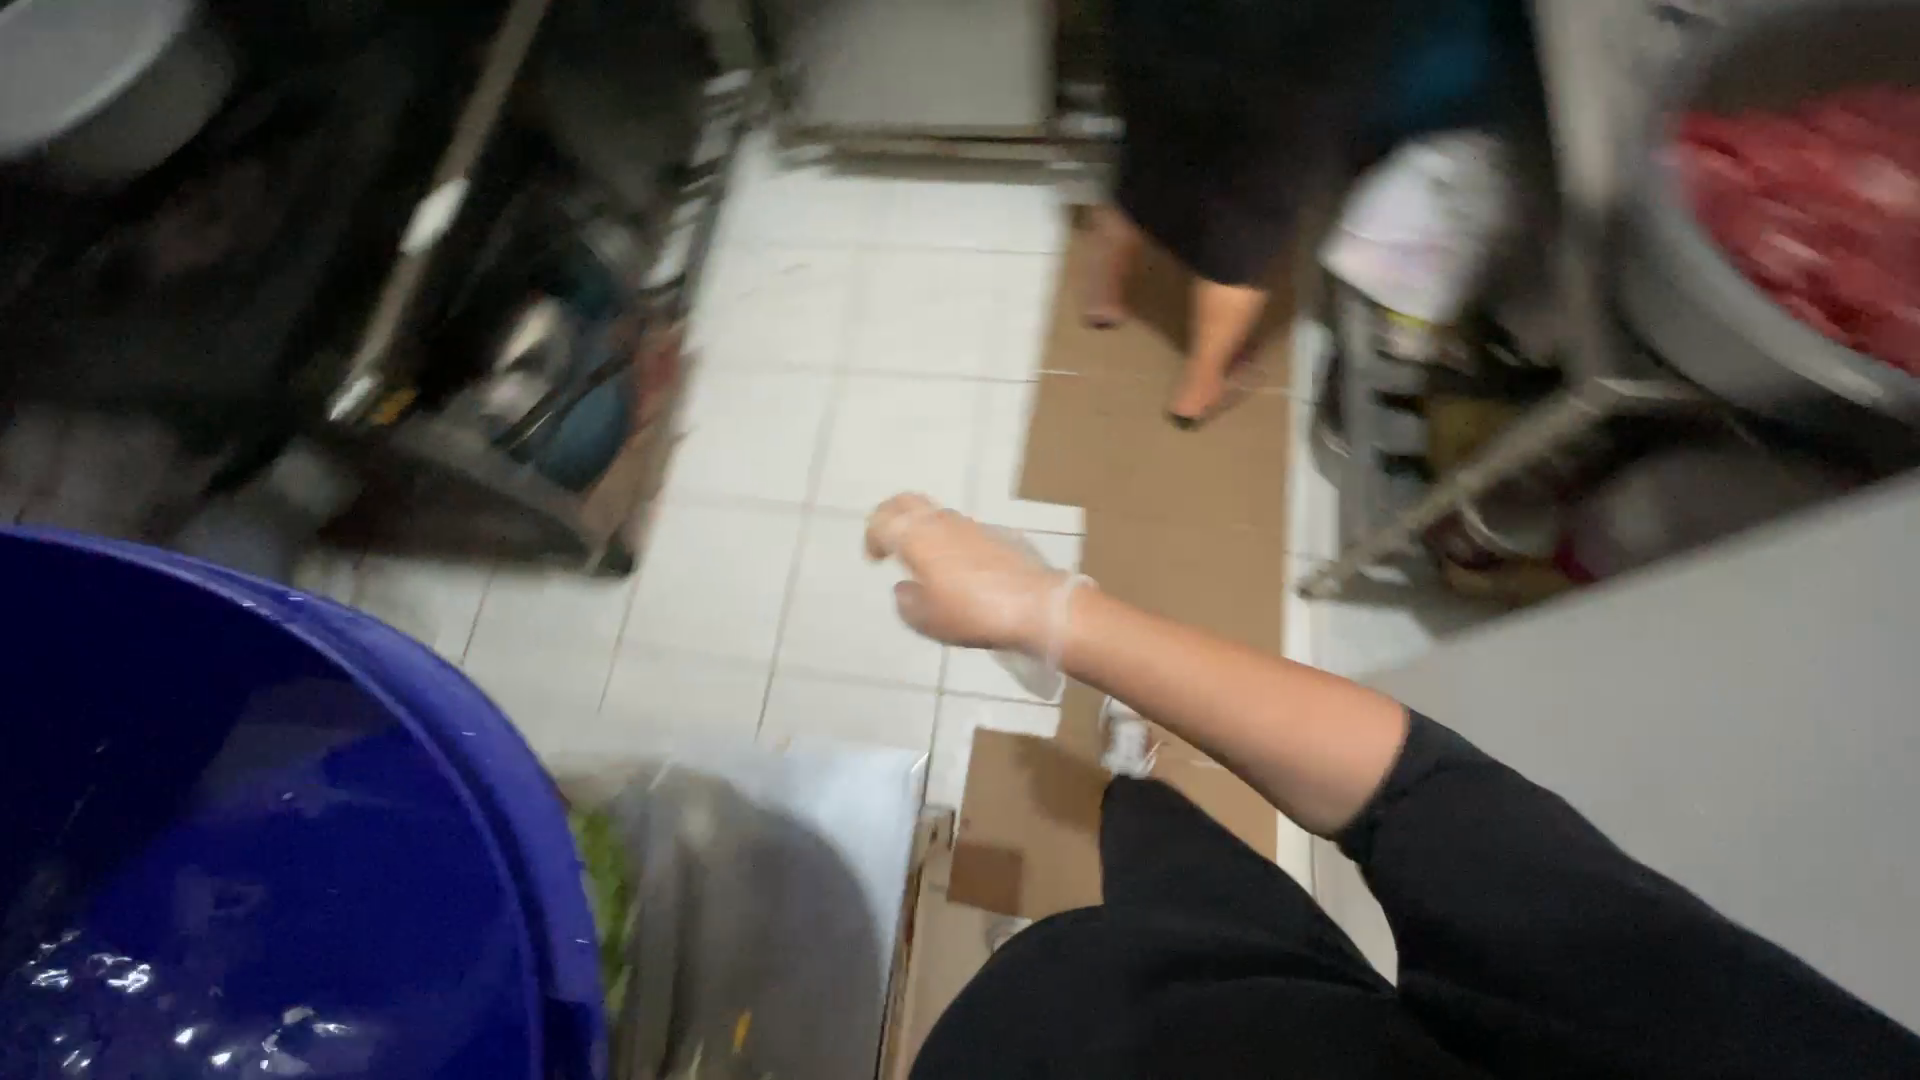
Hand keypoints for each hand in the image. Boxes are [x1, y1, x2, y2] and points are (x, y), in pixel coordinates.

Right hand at [865, 493, 1068, 652]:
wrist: (1037, 605)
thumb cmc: (973, 613)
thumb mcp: (927, 620)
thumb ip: (907, 602)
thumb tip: (905, 588)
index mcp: (918, 537)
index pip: (882, 520)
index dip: (872, 536)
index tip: (875, 558)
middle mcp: (943, 522)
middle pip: (907, 501)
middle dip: (891, 515)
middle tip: (889, 538)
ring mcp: (973, 525)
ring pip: (937, 513)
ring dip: (923, 528)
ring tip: (924, 558)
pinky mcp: (999, 534)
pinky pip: (963, 528)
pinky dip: (950, 539)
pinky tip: (959, 567)